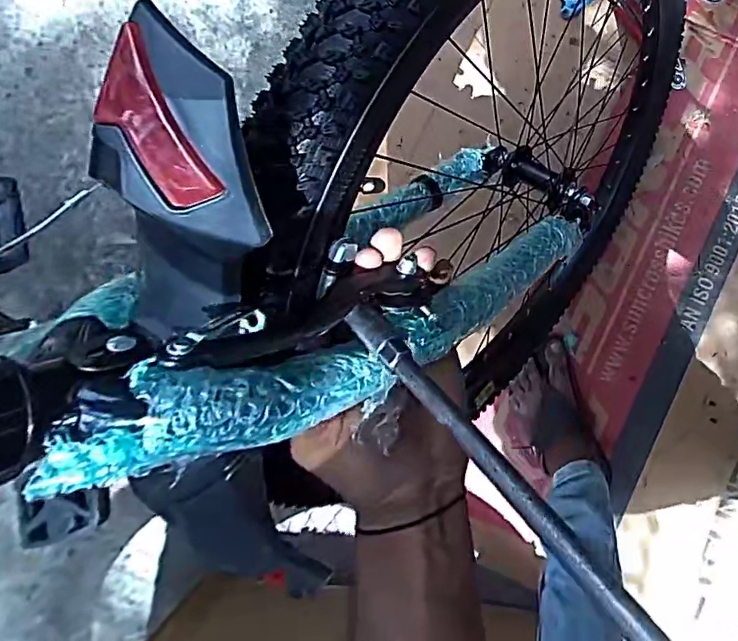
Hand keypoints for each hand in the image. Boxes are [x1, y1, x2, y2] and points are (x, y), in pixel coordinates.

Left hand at [291, 228, 467, 529]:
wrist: (419, 487)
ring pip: (397, 280)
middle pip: (362, 282)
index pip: (327, 299)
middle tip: (376, 251)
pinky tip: (436, 266)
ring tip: (401, 250)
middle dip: (368, 257)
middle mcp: (362, 331)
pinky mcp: (435, 332)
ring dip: (399, 258)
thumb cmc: (357, 462)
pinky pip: (434, 295)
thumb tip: (301, 340)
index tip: (345, 258)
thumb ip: (308, 389)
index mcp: (329, 348)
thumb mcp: (315, 433)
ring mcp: (400, 328)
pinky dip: (435, 275)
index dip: (334, 275)